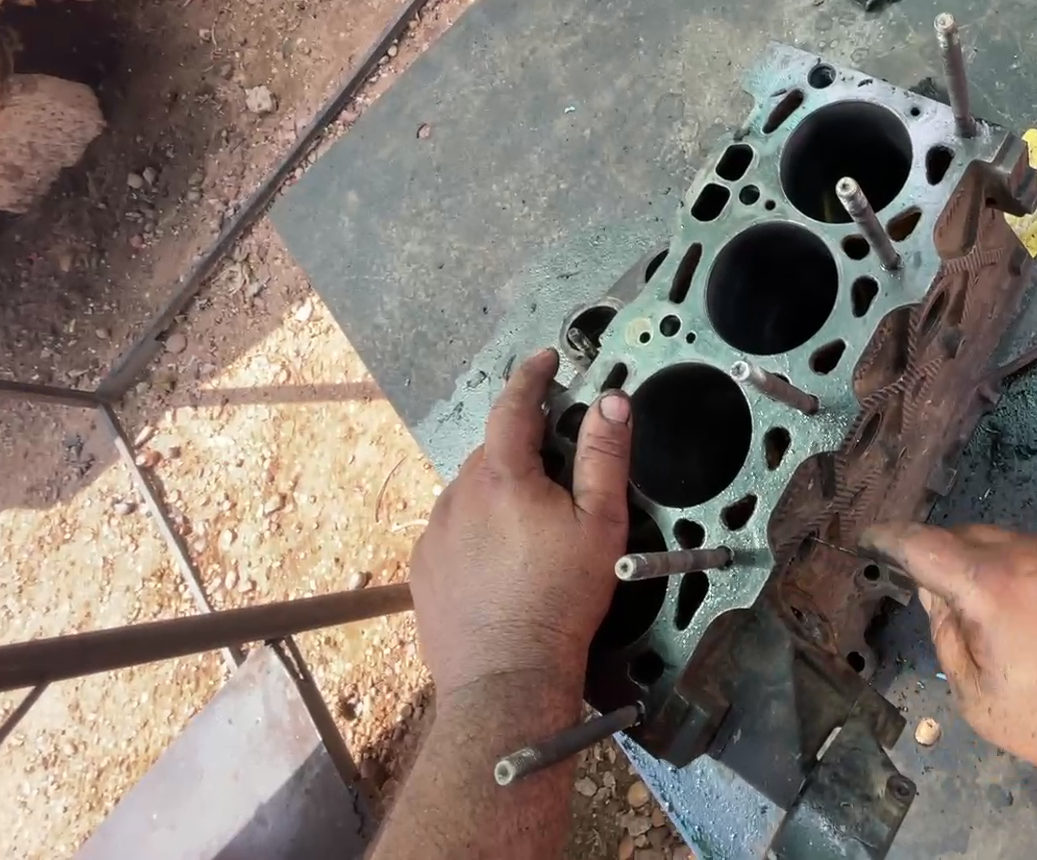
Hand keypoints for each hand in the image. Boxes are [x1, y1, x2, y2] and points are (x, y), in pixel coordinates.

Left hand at [410, 348, 631, 699]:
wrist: (506, 677)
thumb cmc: (563, 594)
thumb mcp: (601, 523)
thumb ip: (605, 456)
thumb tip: (612, 400)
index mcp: (504, 478)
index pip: (513, 407)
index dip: (531, 377)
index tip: (546, 358)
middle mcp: (459, 495)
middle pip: (495, 449)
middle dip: (525, 442)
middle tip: (560, 463)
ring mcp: (435, 533)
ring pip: (473, 486)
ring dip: (503, 483)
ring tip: (535, 518)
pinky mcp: (423, 567)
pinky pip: (455, 522)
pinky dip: (480, 518)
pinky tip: (504, 553)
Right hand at [860, 523, 1036, 800]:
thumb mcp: (978, 696)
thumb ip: (945, 634)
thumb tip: (934, 593)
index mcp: (990, 586)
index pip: (923, 544)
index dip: (889, 536)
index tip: (870, 536)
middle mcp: (1024, 553)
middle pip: (961, 536)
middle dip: (939, 557)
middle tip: (936, 598)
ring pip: (999, 540)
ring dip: (979, 564)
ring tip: (990, 616)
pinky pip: (1033, 551)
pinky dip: (1013, 569)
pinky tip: (1028, 613)